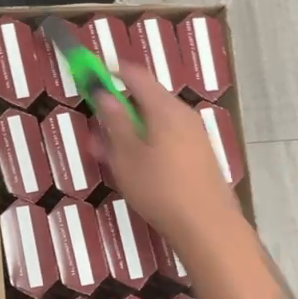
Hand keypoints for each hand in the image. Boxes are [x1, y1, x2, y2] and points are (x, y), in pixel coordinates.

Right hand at [91, 62, 242, 250]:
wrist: (207, 225)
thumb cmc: (160, 189)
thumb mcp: (127, 156)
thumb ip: (115, 122)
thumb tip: (104, 94)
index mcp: (164, 108)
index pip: (136, 75)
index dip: (111, 72)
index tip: (90, 76)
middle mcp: (183, 114)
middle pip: (146, 99)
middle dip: (118, 109)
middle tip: (95, 127)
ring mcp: (194, 135)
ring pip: (155, 122)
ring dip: (129, 130)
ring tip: (108, 154)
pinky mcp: (198, 154)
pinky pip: (166, 138)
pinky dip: (146, 143)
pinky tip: (133, 168)